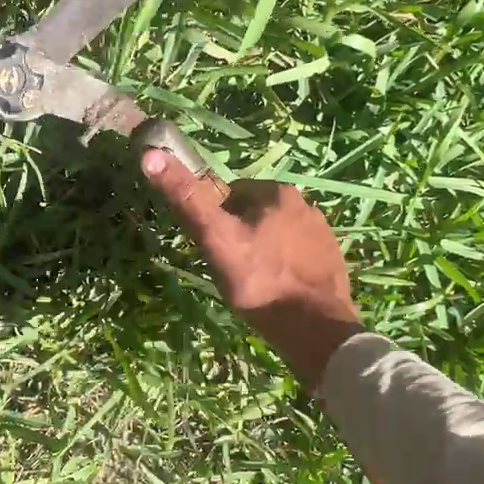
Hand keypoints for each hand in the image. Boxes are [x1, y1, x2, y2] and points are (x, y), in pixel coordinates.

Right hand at [141, 149, 362, 390]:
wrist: (313, 328)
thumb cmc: (258, 279)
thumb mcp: (214, 236)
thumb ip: (186, 197)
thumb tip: (151, 155)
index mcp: (276, 191)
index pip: (231, 195)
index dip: (215, 221)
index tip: (213, 248)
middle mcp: (305, 203)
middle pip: (254, 215)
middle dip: (239, 235)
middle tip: (230, 269)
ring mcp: (323, 232)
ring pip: (276, 234)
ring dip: (262, 251)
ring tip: (252, 283)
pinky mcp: (332, 259)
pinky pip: (297, 254)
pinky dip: (284, 267)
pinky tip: (276, 290)